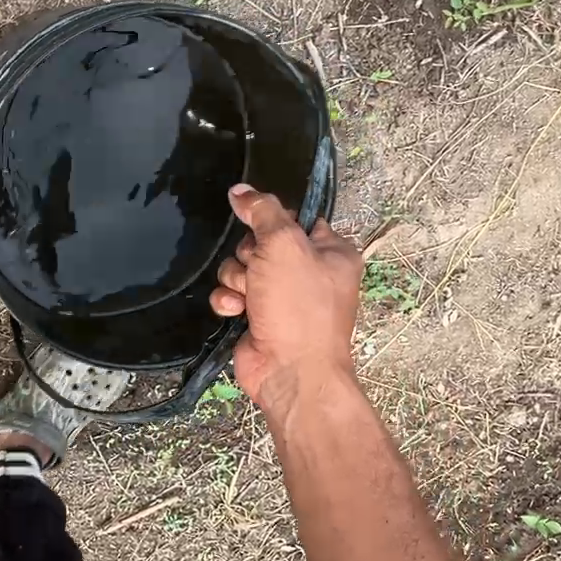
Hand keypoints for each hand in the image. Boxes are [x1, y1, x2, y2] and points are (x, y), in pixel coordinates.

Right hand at [208, 184, 363, 416]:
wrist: (291, 371)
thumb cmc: (299, 305)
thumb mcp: (284, 245)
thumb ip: (262, 211)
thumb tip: (239, 189)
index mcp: (331, 252)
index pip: (296, 218)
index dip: (274, 221)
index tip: (264, 227)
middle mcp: (309, 272)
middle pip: (260, 242)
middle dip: (250, 256)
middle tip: (259, 271)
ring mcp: (282, 296)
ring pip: (240, 267)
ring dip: (237, 280)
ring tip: (250, 298)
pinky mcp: (257, 316)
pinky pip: (231, 293)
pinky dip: (230, 301)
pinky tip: (237, 312)